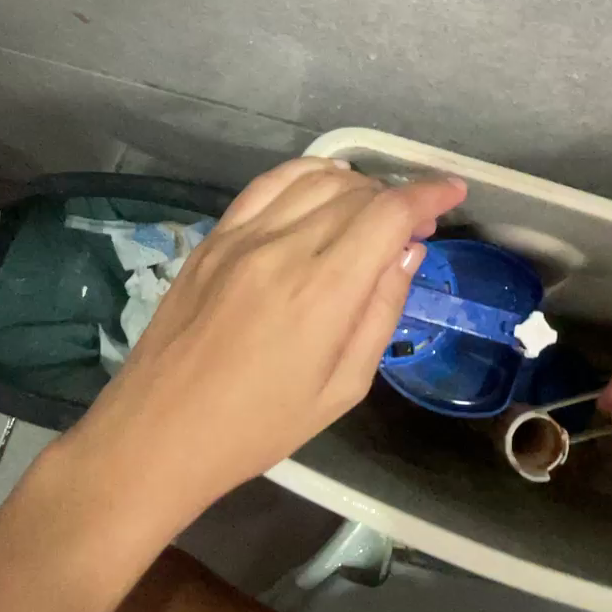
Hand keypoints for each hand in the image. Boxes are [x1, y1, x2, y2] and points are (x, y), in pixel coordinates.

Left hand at [53, 157, 466, 536]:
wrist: (157, 436)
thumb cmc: (260, 426)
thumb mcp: (344, 387)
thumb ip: (382, 310)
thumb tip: (408, 251)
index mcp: (323, 291)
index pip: (389, 214)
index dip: (430, 195)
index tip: (454, 193)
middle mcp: (284, 248)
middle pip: (360, 193)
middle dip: (400, 199)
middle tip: (416, 227)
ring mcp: (242, 237)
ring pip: (318, 179)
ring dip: (360, 186)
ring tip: (375, 212)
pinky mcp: (214, 238)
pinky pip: (271, 183)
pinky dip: (310, 175)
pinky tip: (325, 190)